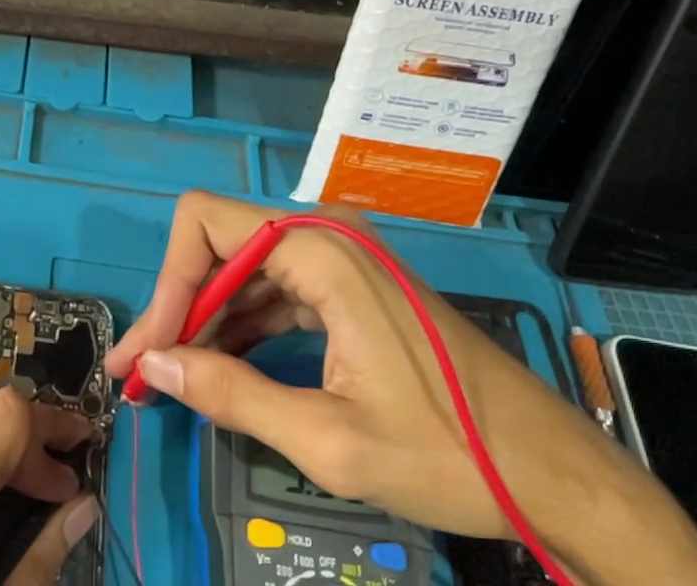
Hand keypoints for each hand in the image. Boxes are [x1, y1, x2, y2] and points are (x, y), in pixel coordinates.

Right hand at [105, 193, 696, 584]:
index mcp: (322, 253)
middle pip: (220, 247)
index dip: (166, 285)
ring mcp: (345, 261)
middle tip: (143, 374)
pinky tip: (220, 369)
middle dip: (178, 308)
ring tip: (170, 379)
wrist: (553, 472)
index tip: (148, 353)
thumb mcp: (328, 439)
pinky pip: (277, 291)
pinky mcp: (355, 288)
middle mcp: (329, 238)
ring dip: (205, 322)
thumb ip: (230, 394)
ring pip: (244, 271)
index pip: (205, 225)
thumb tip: (151, 365)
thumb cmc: (447, 453)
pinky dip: (242, 328)